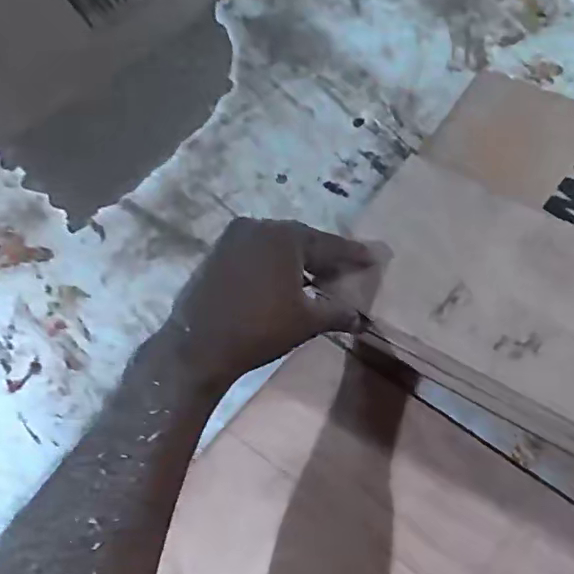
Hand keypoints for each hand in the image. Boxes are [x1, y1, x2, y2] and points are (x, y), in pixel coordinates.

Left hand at [170, 219, 371, 380]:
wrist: (200, 345)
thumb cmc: (261, 328)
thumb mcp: (309, 321)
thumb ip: (338, 313)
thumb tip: (361, 319)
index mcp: (284, 237)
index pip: (329, 244)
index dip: (354, 254)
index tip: (373, 258)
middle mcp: (258, 228)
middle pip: (303, 241)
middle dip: (326, 256)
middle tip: (348, 269)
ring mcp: (233, 239)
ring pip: (279, 247)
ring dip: (302, 261)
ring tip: (322, 279)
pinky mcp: (218, 254)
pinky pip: (260, 254)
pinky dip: (279, 265)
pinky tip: (290, 283)